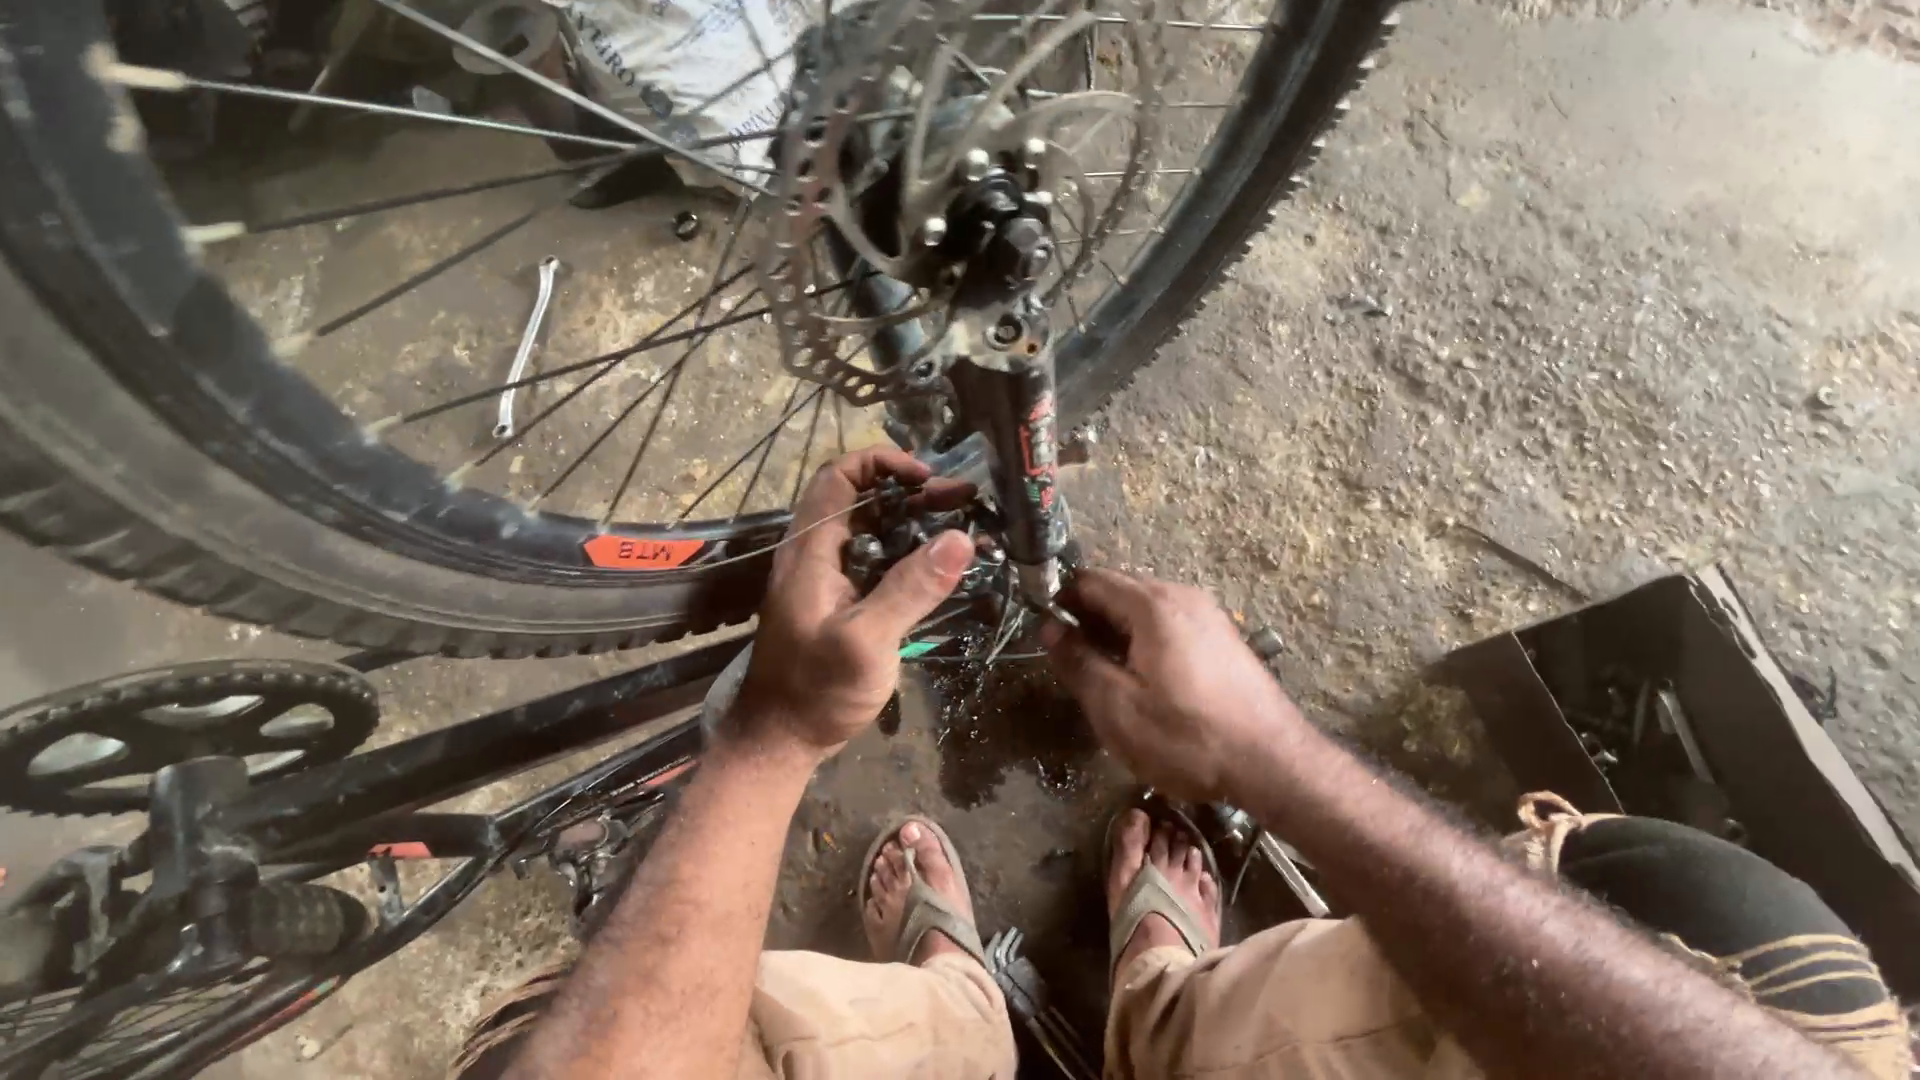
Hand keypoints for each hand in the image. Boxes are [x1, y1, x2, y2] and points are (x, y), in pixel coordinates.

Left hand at [728, 447, 974, 759]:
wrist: (782, 739)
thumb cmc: (816, 690)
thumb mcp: (867, 640)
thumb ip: (910, 589)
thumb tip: (960, 538)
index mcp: (811, 550)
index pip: (839, 476)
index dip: (882, 462)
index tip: (927, 478)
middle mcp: (818, 554)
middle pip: (863, 499)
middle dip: (913, 492)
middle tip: (963, 501)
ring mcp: (829, 578)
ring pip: (874, 530)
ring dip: (916, 522)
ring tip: (963, 528)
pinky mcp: (842, 601)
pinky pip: (879, 562)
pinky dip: (910, 555)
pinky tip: (943, 567)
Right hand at [1040, 569, 1308, 801]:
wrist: (1274, 764)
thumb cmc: (1187, 738)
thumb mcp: (1117, 708)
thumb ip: (1077, 662)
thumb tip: (1049, 629)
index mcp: (1152, 605)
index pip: (1090, 580)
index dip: (1060, 602)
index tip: (1045, 634)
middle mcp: (1182, 597)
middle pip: (1118, 590)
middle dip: (1088, 618)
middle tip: (1072, 662)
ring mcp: (1208, 615)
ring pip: (1143, 609)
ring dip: (1115, 632)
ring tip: (1105, 677)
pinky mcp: (1222, 638)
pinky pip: (1168, 624)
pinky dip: (1144, 640)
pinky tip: (1143, 680)